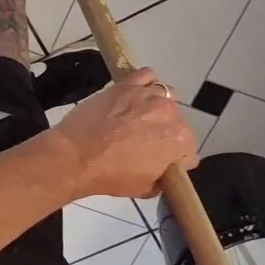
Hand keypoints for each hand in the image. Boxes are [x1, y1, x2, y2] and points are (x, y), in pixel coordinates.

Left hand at [49, 68, 199, 198]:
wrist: (76, 155)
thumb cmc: (111, 175)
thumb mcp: (145, 189)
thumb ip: (162, 179)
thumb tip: (162, 174)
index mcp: (180, 140)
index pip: (189, 151)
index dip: (175, 159)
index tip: (161, 163)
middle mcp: (170, 113)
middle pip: (178, 122)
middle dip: (166, 133)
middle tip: (145, 143)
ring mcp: (148, 95)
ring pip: (165, 96)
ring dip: (157, 107)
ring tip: (139, 119)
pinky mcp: (127, 84)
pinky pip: (147, 75)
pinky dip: (145, 83)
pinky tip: (135, 95)